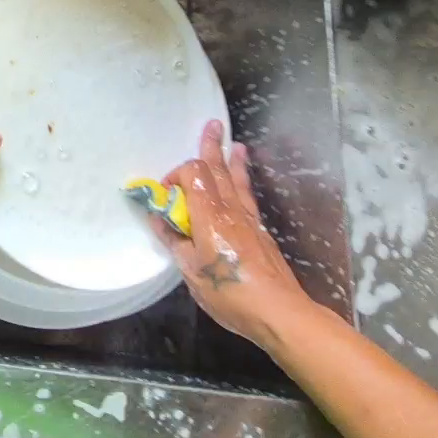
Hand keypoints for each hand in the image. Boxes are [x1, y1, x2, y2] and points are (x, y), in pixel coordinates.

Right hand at [153, 120, 314, 351]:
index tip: (164, 194)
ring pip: (237, 180)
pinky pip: (247, 196)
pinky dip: (242, 180)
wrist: (280, 312)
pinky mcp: (260, 232)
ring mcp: (248, 219)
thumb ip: (174, 241)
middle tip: (212, 124)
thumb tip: (158, 220)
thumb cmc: (229, 291)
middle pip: (218, 169)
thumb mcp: (190, 270)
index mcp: (209, 215)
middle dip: (212, 146)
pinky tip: (242, 181)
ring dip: (232, 160)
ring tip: (234, 143)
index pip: (193, 174)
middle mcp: (230, 209)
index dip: (175, 175)